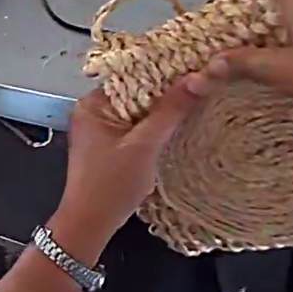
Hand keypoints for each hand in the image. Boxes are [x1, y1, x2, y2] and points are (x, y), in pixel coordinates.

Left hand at [51, 81, 215, 256]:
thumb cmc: (109, 185)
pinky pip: (136, 127)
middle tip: (203, 83)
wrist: (89, 223)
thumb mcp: (144, 145)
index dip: (163, 72)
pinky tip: (178, 125)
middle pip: (136, 92)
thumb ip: (170, 111)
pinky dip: (155, 126)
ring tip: (197, 99)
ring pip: (138, 111)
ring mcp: (100, 130)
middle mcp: (93, 112)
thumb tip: (197, 78)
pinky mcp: (109, 146)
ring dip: (163, 110)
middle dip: (166, 91)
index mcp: (92, 104)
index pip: (132, 76)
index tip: (196, 67)